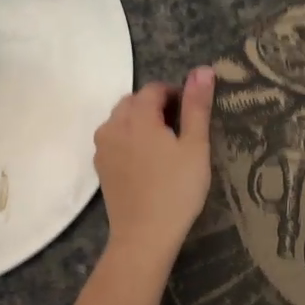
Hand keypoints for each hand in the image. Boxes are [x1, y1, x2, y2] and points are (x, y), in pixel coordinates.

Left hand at [94, 67, 213, 270]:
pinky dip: (130, 141)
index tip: (193, 113)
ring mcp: (102, 146)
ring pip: (121, 120)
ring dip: (141, 123)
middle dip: (156, 107)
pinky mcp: (101, 166)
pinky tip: (147, 163)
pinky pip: (114, 140)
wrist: (145, 234)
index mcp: (138, 116)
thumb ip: (197, 107)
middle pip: (134, 102)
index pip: (154, 89)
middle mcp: (113, 124)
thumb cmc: (177, 190)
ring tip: (164, 146)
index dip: (176, 94)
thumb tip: (203, 69)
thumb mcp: (195, 147)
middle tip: (181, 131)